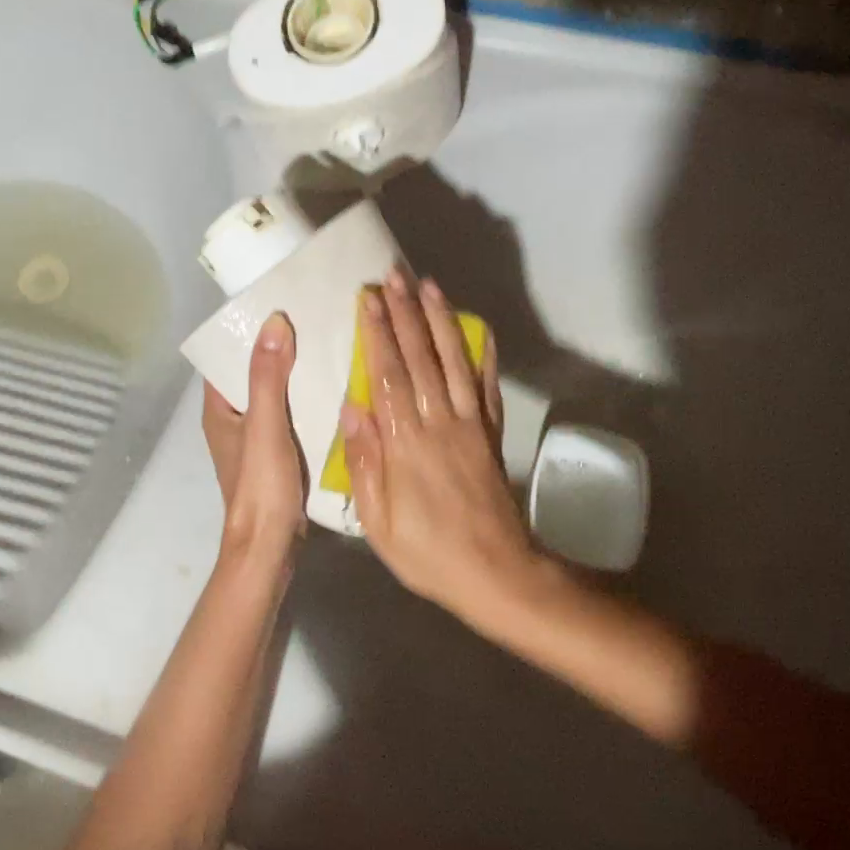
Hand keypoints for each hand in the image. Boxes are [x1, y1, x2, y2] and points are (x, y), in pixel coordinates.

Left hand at [202, 312, 306, 552]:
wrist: (271, 548)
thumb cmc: (260, 486)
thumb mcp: (265, 426)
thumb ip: (268, 376)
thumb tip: (274, 321)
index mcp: (219, 410)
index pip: (227, 357)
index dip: (248, 331)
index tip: (280, 305)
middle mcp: (233, 421)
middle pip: (254, 374)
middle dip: (280, 350)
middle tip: (315, 320)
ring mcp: (255, 441)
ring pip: (276, 396)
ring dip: (297, 376)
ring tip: (330, 346)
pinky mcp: (278, 457)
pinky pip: (292, 418)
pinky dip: (308, 404)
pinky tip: (336, 391)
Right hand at [341, 269, 542, 616]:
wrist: (498, 574)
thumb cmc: (427, 554)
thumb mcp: (378, 521)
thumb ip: (365, 463)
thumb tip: (351, 407)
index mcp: (407, 444)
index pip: (388, 375)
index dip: (377, 334)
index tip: (368, 299)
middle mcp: (440, 424)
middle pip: (420, 357)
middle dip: (406, 313)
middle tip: (394, 275)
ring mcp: (470, 426)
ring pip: (454, 362)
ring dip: (440, 321)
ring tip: (430, 286)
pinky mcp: (491, 436)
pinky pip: (488, 387)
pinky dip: (483, 355)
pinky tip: (478, 331)